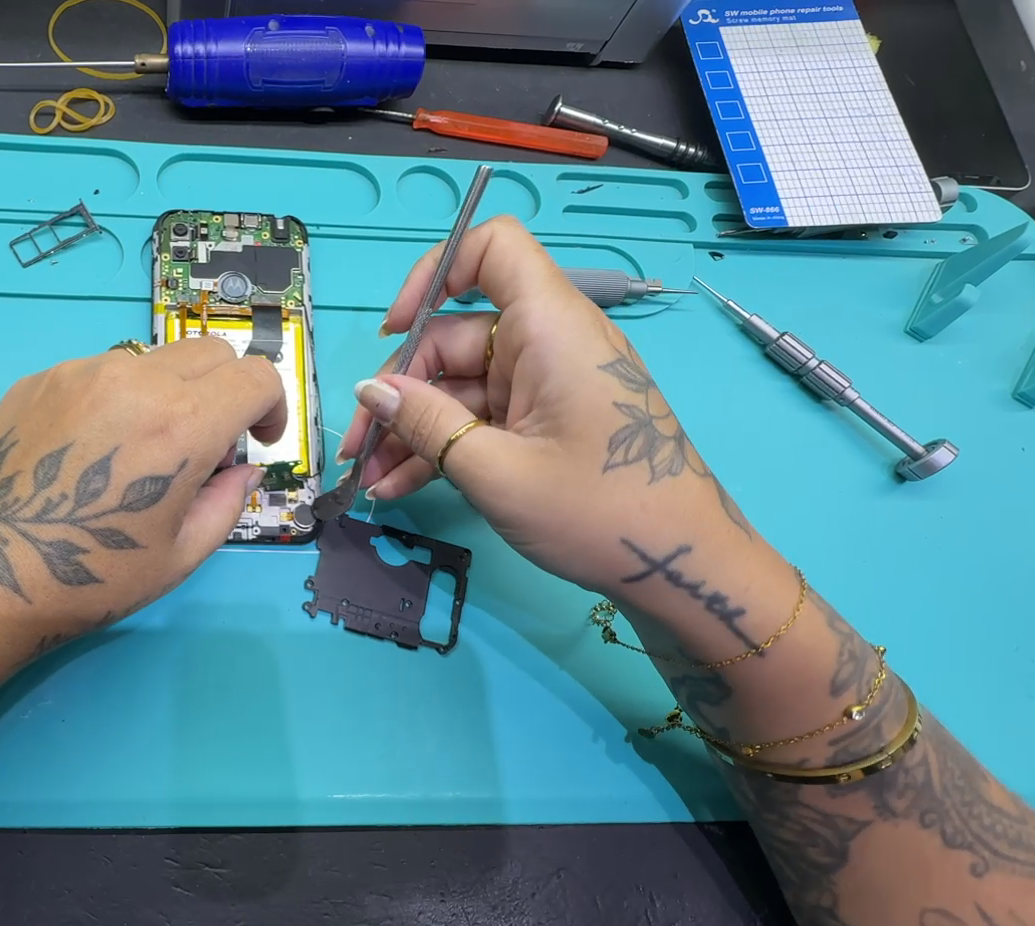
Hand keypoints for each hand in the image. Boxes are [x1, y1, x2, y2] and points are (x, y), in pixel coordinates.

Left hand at [0, 337, 284, 657]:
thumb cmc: (89, 579)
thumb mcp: (180, 557)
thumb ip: (227, 502)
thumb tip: (242, 467)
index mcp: (180, 426)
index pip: (256, 376)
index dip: (272, 406)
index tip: (257, 440)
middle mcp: (133, 380)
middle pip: (212, 353)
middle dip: (228, 393)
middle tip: (205, 449)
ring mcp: (79, 372)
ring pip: (155, 359)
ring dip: (172, 392)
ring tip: (139, 452)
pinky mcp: (38, 378)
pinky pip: (102, 370)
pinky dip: (120, 397)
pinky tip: (89, 451)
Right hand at [336, 217, 755, 595]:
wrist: (678, 567)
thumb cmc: (596, 511)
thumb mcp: (494, 471)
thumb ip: (424, 424)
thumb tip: (367, 392)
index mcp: (549, 328)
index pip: (492, 250)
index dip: (435, 274)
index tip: (395, 332)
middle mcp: (544, 344)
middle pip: (452, 339)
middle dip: (397, 394)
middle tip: (356, 451)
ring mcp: (541, 387)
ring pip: (454, 390)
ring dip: (407, 433)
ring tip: (367, 481)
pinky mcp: (540, 423)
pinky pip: (475, 422)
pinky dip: (437, 450)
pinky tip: (396, 486)